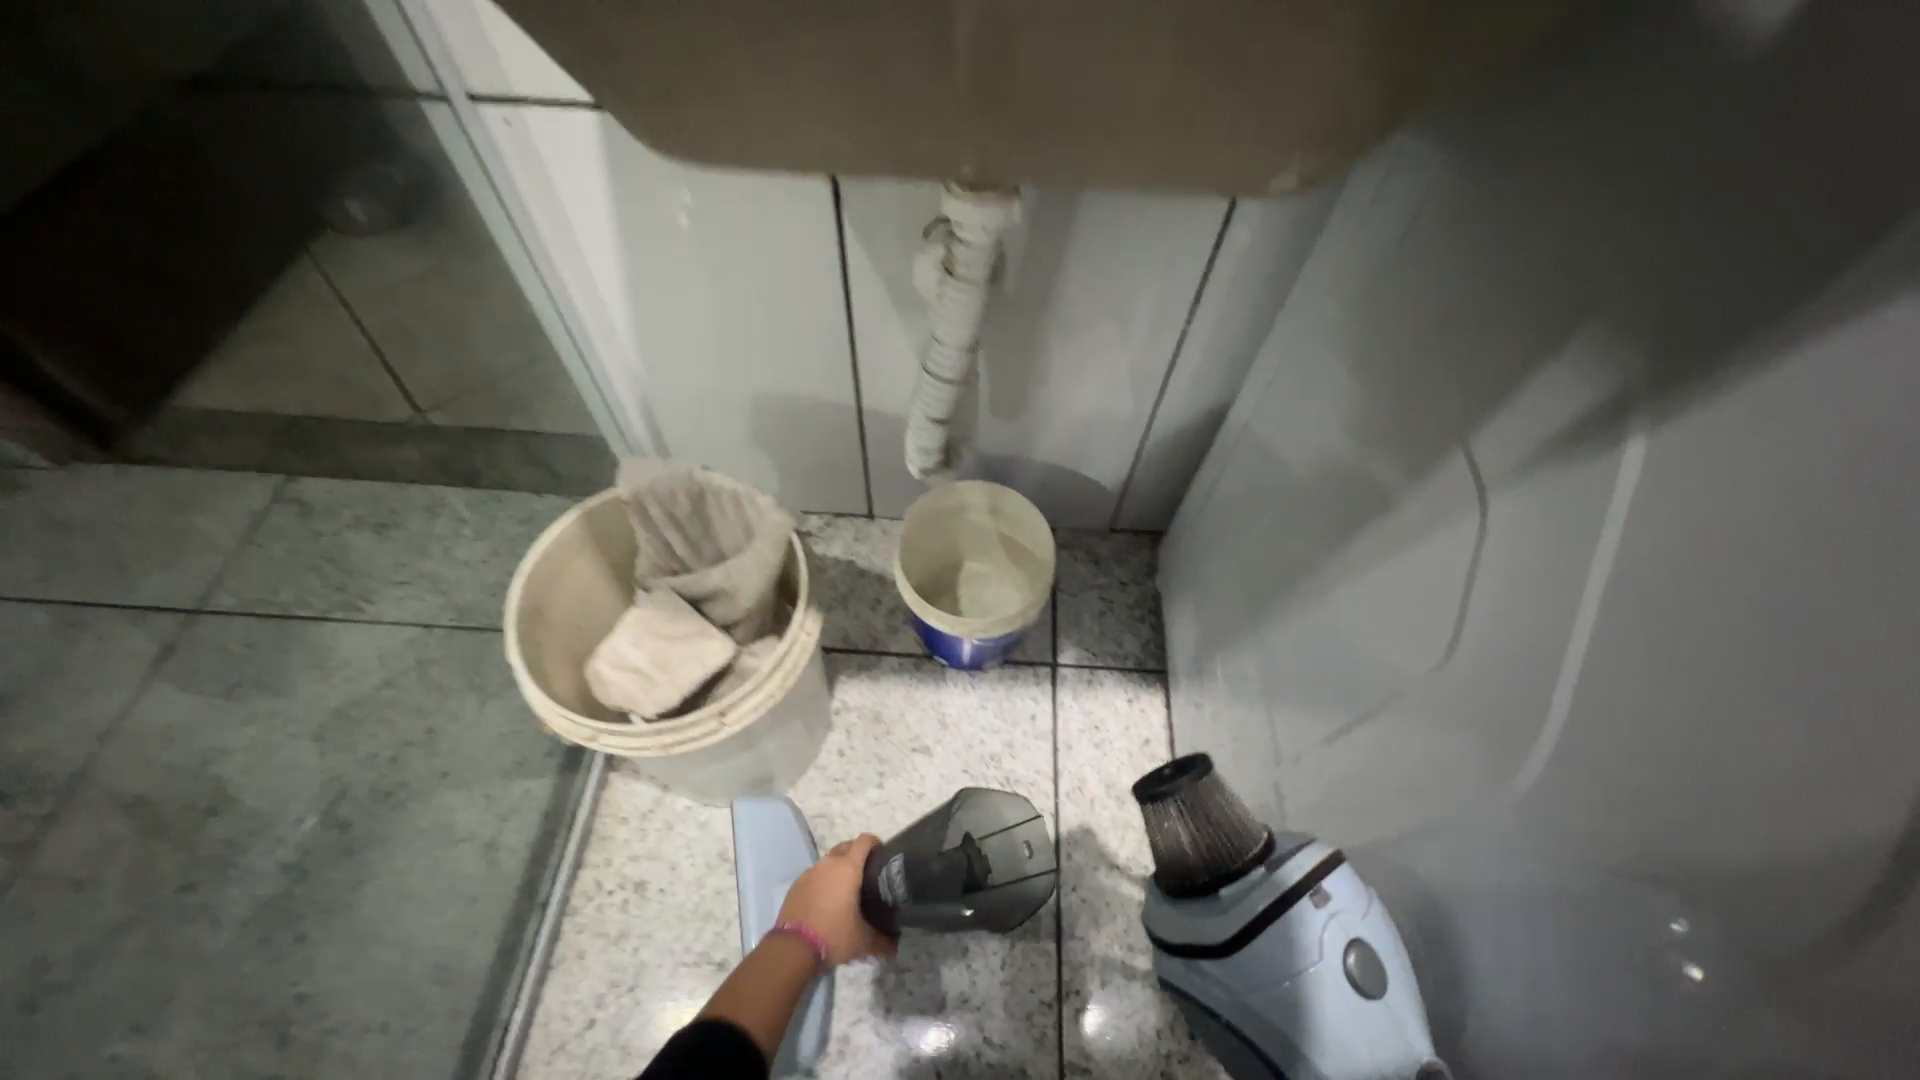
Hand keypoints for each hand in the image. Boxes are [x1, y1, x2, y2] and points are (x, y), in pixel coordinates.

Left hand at [777, 833, 897, 966]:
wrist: (793, 947)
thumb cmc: (834, 935)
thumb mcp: (863, 941)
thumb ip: (884, 941)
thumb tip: (897, 947)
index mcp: (848, 867)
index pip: (865, 840)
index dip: (876, 843)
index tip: (883, 854)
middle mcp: (828, 863)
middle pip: (846, 846)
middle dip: (857, 853)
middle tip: (867, 873)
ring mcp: (809, 872)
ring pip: (829, 861)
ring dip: (838, 868)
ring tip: (846, 889)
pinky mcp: (796, 884)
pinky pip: (814, 875)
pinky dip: (823, 881)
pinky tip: (826, 901)